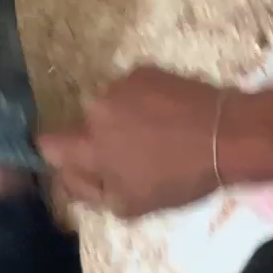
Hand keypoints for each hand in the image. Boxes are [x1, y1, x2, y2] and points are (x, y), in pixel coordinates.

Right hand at [40, 68, 272, 218]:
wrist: (224, 132)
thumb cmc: (177, 176)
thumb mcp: (128, 204)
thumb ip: (87, 189)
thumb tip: (67, 174)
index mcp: (89, 144)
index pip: (48, 142)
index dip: (57, 151)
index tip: (76, 157)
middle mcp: (98, 106)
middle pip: (86, 124)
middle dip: (101, 136)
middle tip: (132, 151)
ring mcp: (123, 83)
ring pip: (111, 104)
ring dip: (124, 115)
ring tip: (158, 130)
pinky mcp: (147, 68)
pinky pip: (133, 88)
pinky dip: (144, 98)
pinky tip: (169, 111)